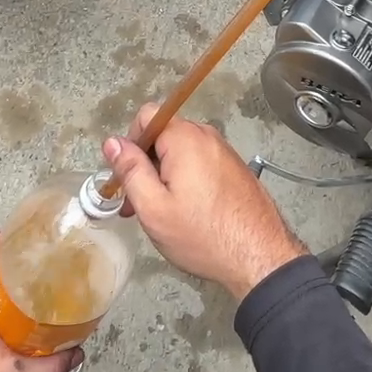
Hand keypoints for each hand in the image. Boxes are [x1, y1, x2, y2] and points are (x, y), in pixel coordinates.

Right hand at [102, 102, 307, 299]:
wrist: (259, 256)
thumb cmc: (202, 234)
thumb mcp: (154, 208)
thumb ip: (131, 170)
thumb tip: (112, 142)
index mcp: (185, 137)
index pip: (147, 115)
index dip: (131, 142)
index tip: (129, 176)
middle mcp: (206, 135)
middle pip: (164, 134)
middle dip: (146, 163)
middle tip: (137, 204)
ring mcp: (224, 151)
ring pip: (182, 151)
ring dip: (164, 174)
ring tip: (160, 214)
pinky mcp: (234, 168)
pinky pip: (200, 162)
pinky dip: (186, 179)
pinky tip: (186, 213)